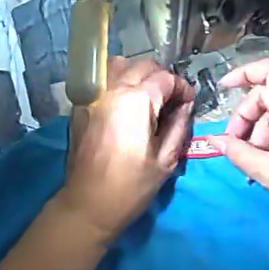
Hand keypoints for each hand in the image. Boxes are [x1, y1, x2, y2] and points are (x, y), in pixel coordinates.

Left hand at [51, 56, 194, 242]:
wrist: (88, 204)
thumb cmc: (131, 186)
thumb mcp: (165, 159)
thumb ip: (179, 125)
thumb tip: (185, 104)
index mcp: (136, 101)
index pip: (165, 78)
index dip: (182, 88)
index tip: (188, 102)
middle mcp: (112, 90)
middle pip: (142, 66)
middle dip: (161, 78)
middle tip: (170, 100)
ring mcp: (92, 96)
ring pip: (118, 65)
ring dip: (136, 74)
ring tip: (146, 96)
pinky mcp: (80, 106)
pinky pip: (100, 80)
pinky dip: (115, 82)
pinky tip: (124, 102)